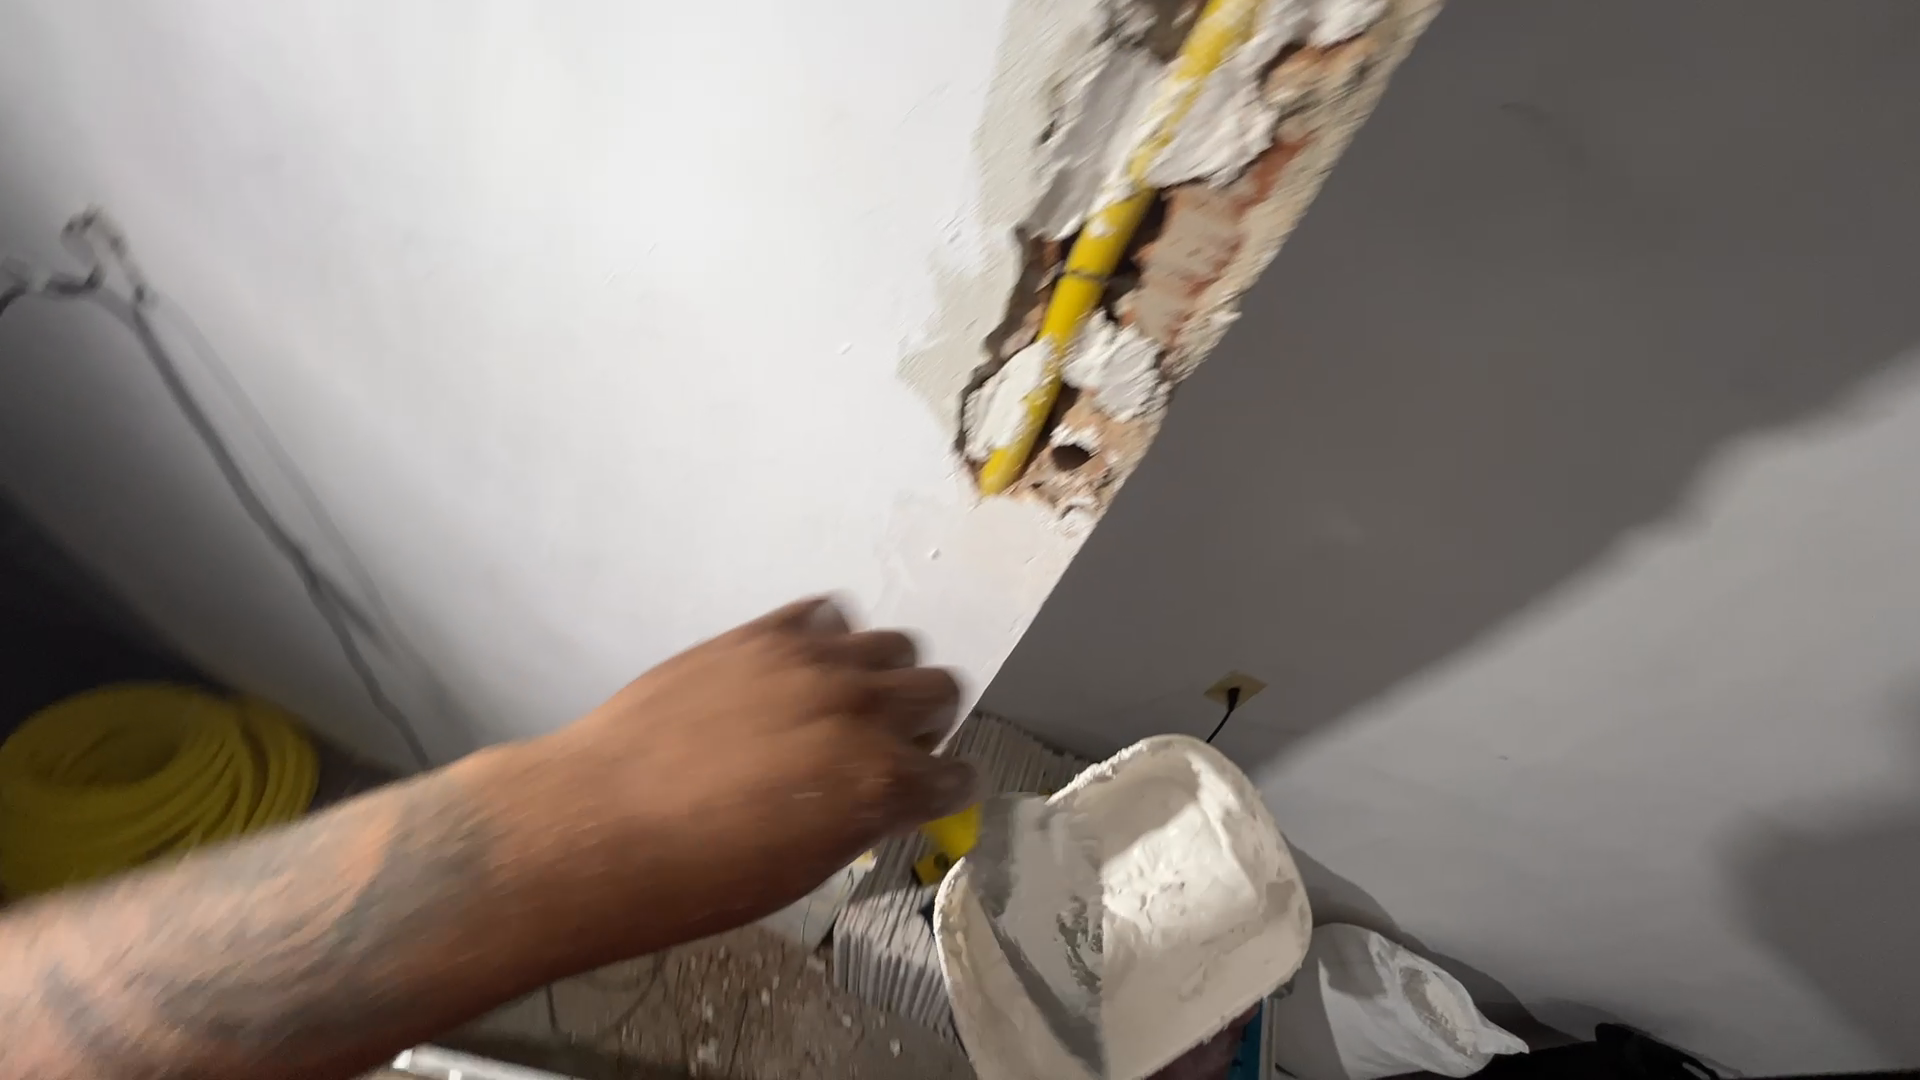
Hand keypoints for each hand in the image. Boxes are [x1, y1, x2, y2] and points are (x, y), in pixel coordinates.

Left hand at [530, 596, 977, 949]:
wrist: (596, 825)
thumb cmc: (698, 877)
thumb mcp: (806, 867)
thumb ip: (865, 813)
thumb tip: (885, 789)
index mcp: (880, 783)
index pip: (956, 773)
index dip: (947, 784)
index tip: (931, 786)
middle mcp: (862, 710)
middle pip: (941, 688)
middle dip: (926, 720)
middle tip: (886, 741)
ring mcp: (814, 662)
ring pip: (893, 644)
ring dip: (882, 674)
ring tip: (841, 699)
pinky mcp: (766, 633)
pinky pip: (827, 614)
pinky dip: (827, 640)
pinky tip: (798, 669)